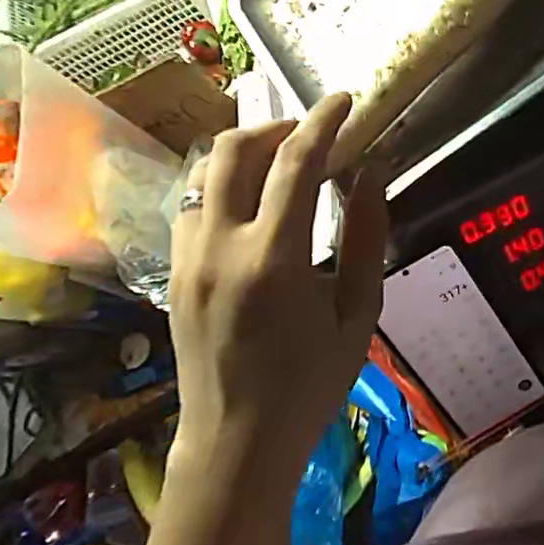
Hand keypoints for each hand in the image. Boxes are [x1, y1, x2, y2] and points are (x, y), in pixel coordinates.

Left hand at [167, 94, 387, 472]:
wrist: (236, 443)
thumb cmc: (310, 387)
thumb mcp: (358, 315)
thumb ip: (366, 238)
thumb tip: (371, 175)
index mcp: (274, 260)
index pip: (296, 163)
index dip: (324, 122)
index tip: (344, 101)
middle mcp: (220, 247)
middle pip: (235, 150)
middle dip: (277, 126)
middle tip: (313, 135)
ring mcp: (187, 258)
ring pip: (203, 171)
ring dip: (245, 151)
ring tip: (282, 162)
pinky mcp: (173, 272)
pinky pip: (191, 202)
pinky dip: (222, 182)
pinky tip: (250, 201)